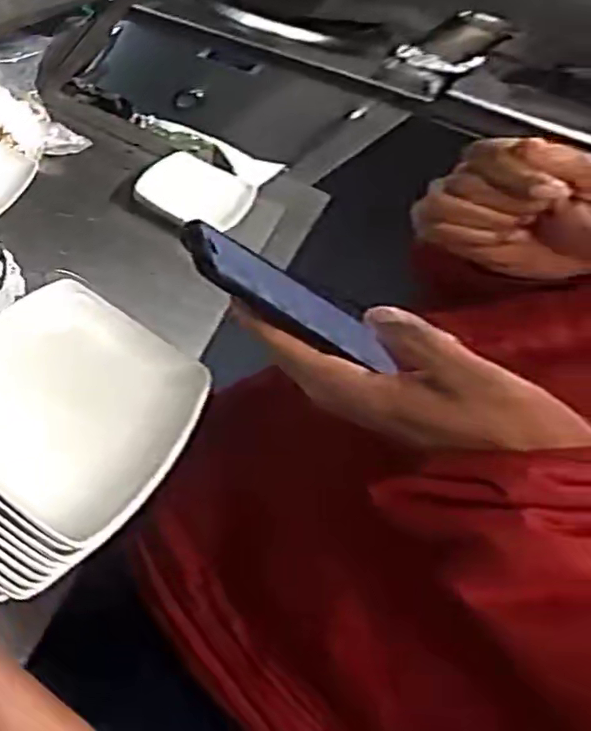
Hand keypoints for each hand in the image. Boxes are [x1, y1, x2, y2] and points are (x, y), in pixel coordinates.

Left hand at [235, 302, 590, 451]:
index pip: (288, 349)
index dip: (260, 322)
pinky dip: (321, 352)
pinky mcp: (378, 410)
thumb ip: (418, 341)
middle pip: (290, 356)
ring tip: (281, 309)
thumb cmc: (510, 429)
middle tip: (254, 297)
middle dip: (270, 327)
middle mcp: (343, 401)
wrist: (540, 479)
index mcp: (353, 390)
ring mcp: (358, 408)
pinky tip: (330, 338)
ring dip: (294, 339)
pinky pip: (333, 374)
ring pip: (309, 366)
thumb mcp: (470, 376)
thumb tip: (374, 315)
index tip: (237, 299)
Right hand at [412, 137, 590, 279]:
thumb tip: (526, 145)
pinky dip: (475, 237)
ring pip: (444, 204)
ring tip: (520, 225)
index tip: (554, 192)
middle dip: (510, 203)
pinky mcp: (435, 226)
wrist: (588, 259)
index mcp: (509, 158)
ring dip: (491, 221)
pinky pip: (436, 226)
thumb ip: (570, 160)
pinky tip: (500, 236)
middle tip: (540, 211)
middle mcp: (471, 175)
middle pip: (462, 181)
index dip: (517, 175)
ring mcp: (447, 201)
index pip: (486, 153)